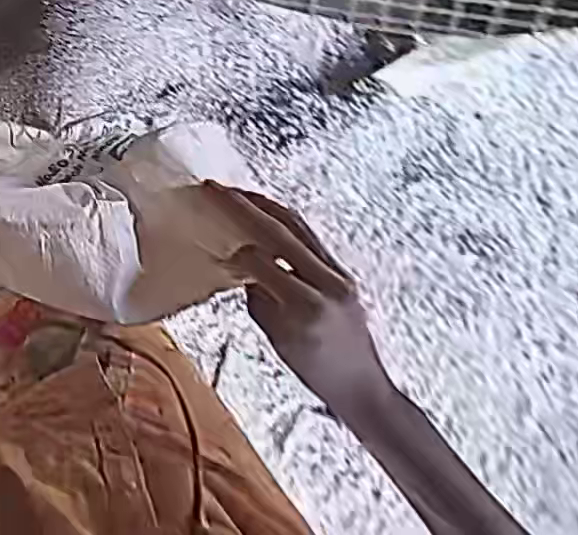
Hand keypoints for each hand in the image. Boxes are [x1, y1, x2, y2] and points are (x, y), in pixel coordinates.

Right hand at [211, 185, 393, 414]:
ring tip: (236, 192)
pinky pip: (308, 235)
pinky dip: (282, 218)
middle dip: (243, 206)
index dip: (234, 251)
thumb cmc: (314, 368)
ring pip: (297, 225)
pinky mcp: (342, 272)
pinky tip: (264, 211)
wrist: (363, 387)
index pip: (260, 260)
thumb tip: (240, 261)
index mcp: (306, 306)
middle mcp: (329, 284)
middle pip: (280, 231)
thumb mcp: (275, 332)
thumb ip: (257, 291)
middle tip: (215, 189)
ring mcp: (340, 275)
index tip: (214, 242)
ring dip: (263, 205)